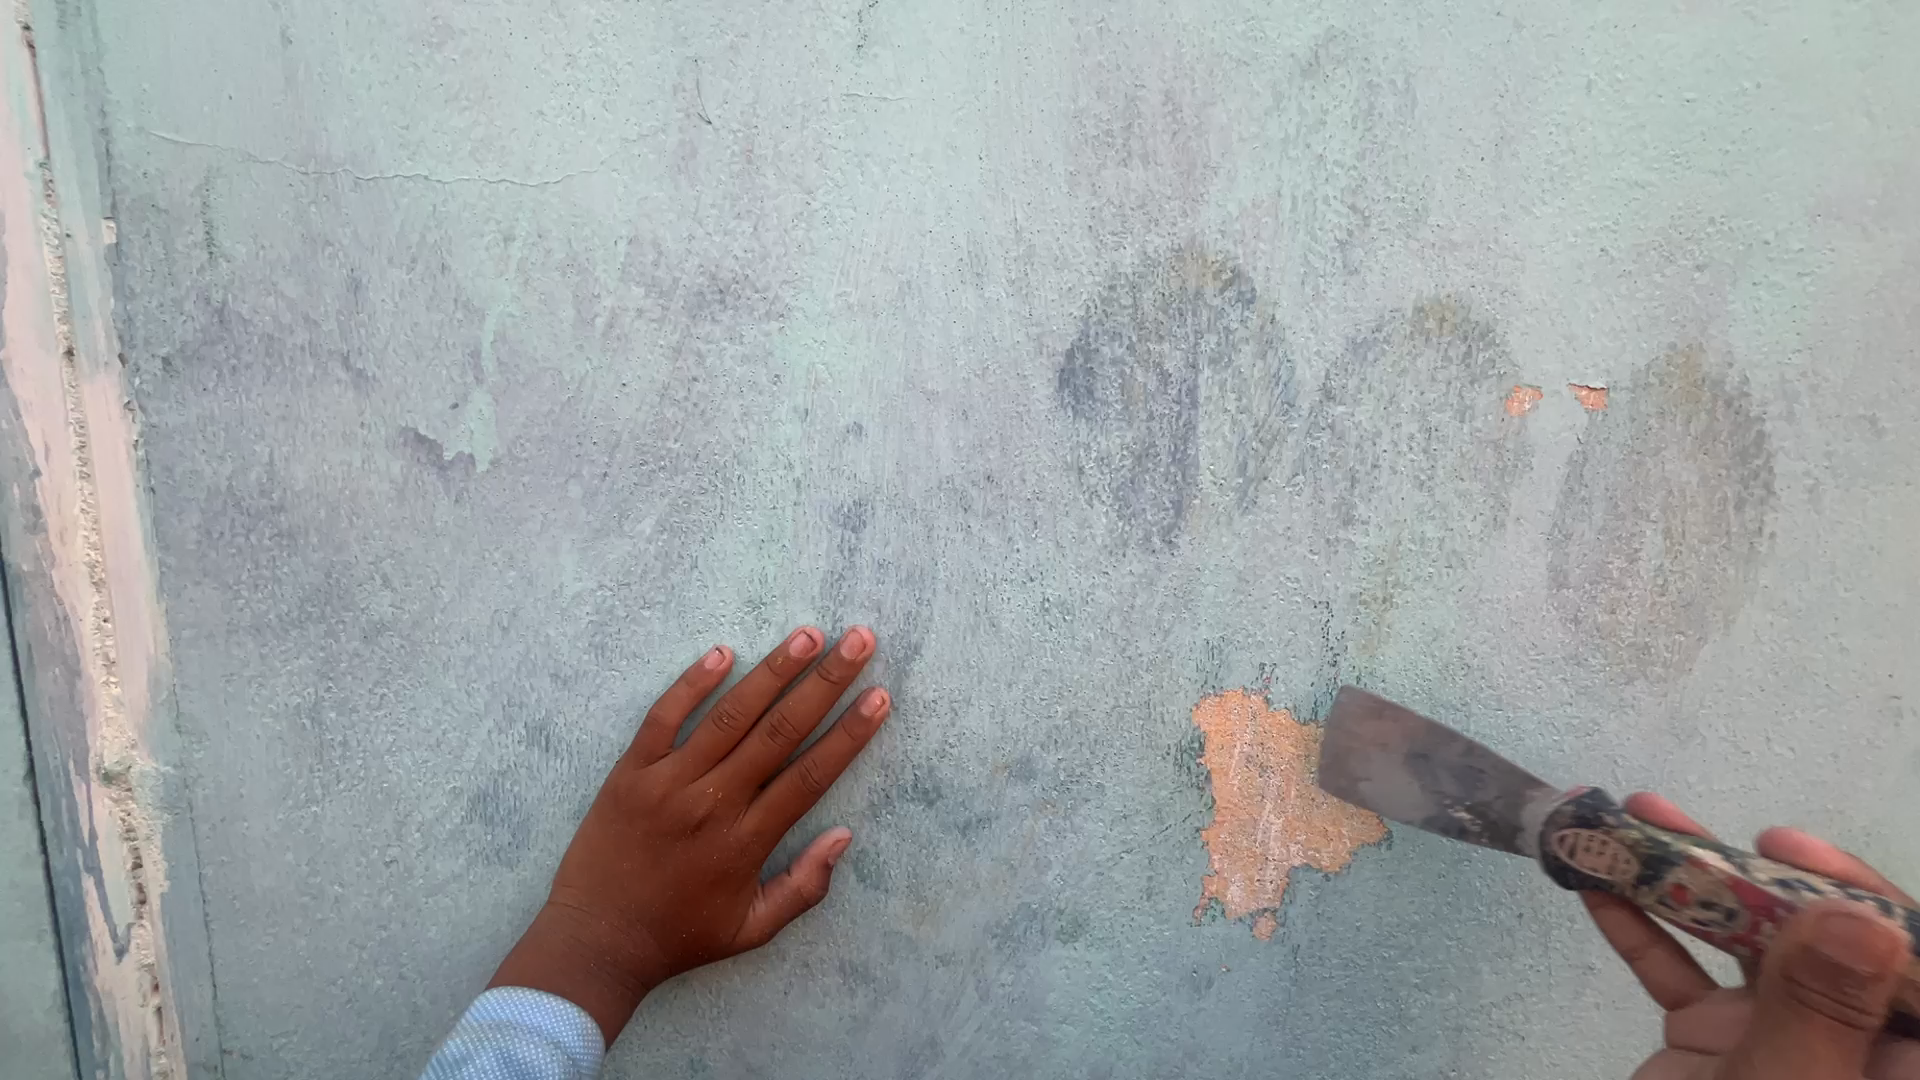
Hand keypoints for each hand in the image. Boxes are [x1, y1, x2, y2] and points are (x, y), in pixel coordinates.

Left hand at [489, 625, 890, 1041]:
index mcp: (747, 841)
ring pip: (730, 715)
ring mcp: (669, 782)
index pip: (811, 774)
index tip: (879, 696)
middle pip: (780, 731)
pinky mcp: (630, 771)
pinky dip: (692, 684)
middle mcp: (714, 802)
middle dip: (826, 682)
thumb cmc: (679, 935)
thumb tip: (844, 834)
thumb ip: (804, 887)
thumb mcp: (751, 930)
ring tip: (809, 635)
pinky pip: (663, 717)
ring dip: (773, 671)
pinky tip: (723, 652)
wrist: (591, 944)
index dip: (850, 733)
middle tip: (858, 641)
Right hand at [1585, 793, 1918, 1078]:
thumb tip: (1859, 917)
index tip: (1786, 849)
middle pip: (1819, 941)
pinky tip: (1589, 886)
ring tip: (1622, 825)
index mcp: (1908, 1068)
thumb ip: (1825, 1013)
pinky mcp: (1715, 1041)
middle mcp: (1860, 1047)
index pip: (1919, 969)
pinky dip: (1634, 928)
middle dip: (1747, 875)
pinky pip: (1677, 975)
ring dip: (1676, 885)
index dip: (1867, 899)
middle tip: (1677, 822)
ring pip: (1739, 945)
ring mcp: (1783, 1040)